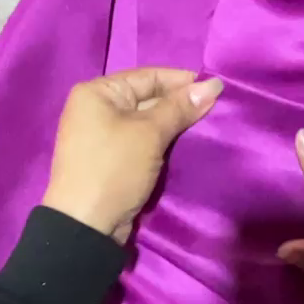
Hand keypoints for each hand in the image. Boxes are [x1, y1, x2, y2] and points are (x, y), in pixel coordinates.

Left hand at [41, 67, 223, 240]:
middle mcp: (96, 108)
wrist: (86, 226)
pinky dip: (162, 141)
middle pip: (147, 97)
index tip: (216, 87)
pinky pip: (141, 140)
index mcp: (97, 92)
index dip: (182, 80)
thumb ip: (180, 107)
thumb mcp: (149, 134)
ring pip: (147, 120)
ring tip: (208, 124)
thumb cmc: (114, 168)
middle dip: (180, 103)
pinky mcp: (111, 158)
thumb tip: (213, 84)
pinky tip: (188, 143)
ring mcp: (102, 134)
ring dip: (174, 123)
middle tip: (217, 108)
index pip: (147, 76)